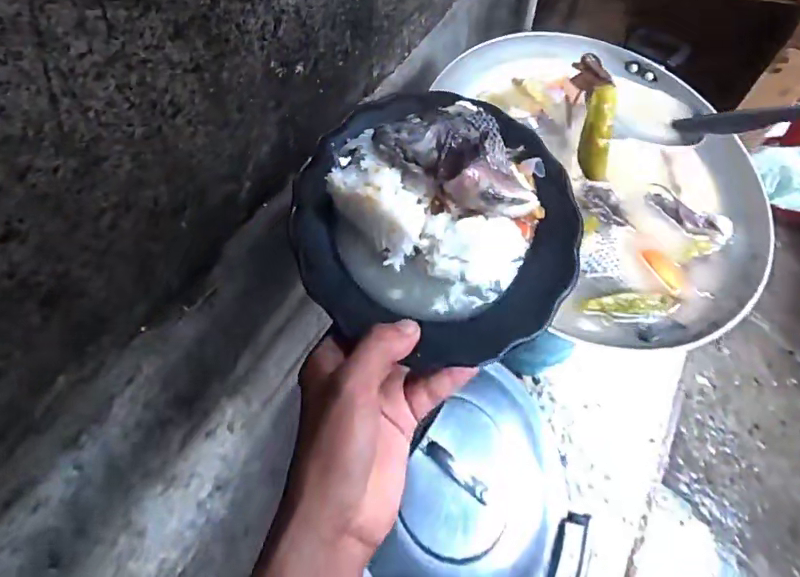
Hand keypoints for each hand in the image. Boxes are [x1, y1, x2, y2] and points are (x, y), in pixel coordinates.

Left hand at [254, 320, 476, 576]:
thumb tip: (411, 324)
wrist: (340, 518)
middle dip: (415, 323)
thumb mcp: (350, 388)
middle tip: (448, 298)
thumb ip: (377, 348)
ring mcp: (380, 397)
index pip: (359, 320)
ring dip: (436, 349)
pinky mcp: (402, 419)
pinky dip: (445, 377)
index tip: (414, 282)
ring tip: (465, 324)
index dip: (383, 303)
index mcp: (331, 359)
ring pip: (412, 363)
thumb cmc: (334, 445)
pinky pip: (426, 390)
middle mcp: (355, 373)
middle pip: (390, 340)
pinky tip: (468, 363)